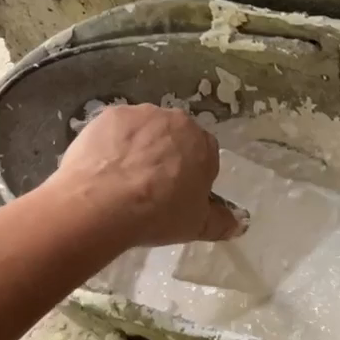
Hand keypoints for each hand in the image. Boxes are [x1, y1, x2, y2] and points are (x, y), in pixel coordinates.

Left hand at [48, 104, 243, 246]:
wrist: (101, 204)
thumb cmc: (157, 214)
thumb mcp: (196, 225)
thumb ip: (221, 222)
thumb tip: (239, 224)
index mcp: (203, 143)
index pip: (204, 154)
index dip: (190, 174)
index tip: (175, 194)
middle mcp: (177, 120)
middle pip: (173, 137)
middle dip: (164, 156)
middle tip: (147, 188)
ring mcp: (142, 114)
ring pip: (143, 131)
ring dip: (136, 148)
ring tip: (118, 181)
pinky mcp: (109, 115)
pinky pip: (114, 130)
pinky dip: (110, 145)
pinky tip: (99, 169)